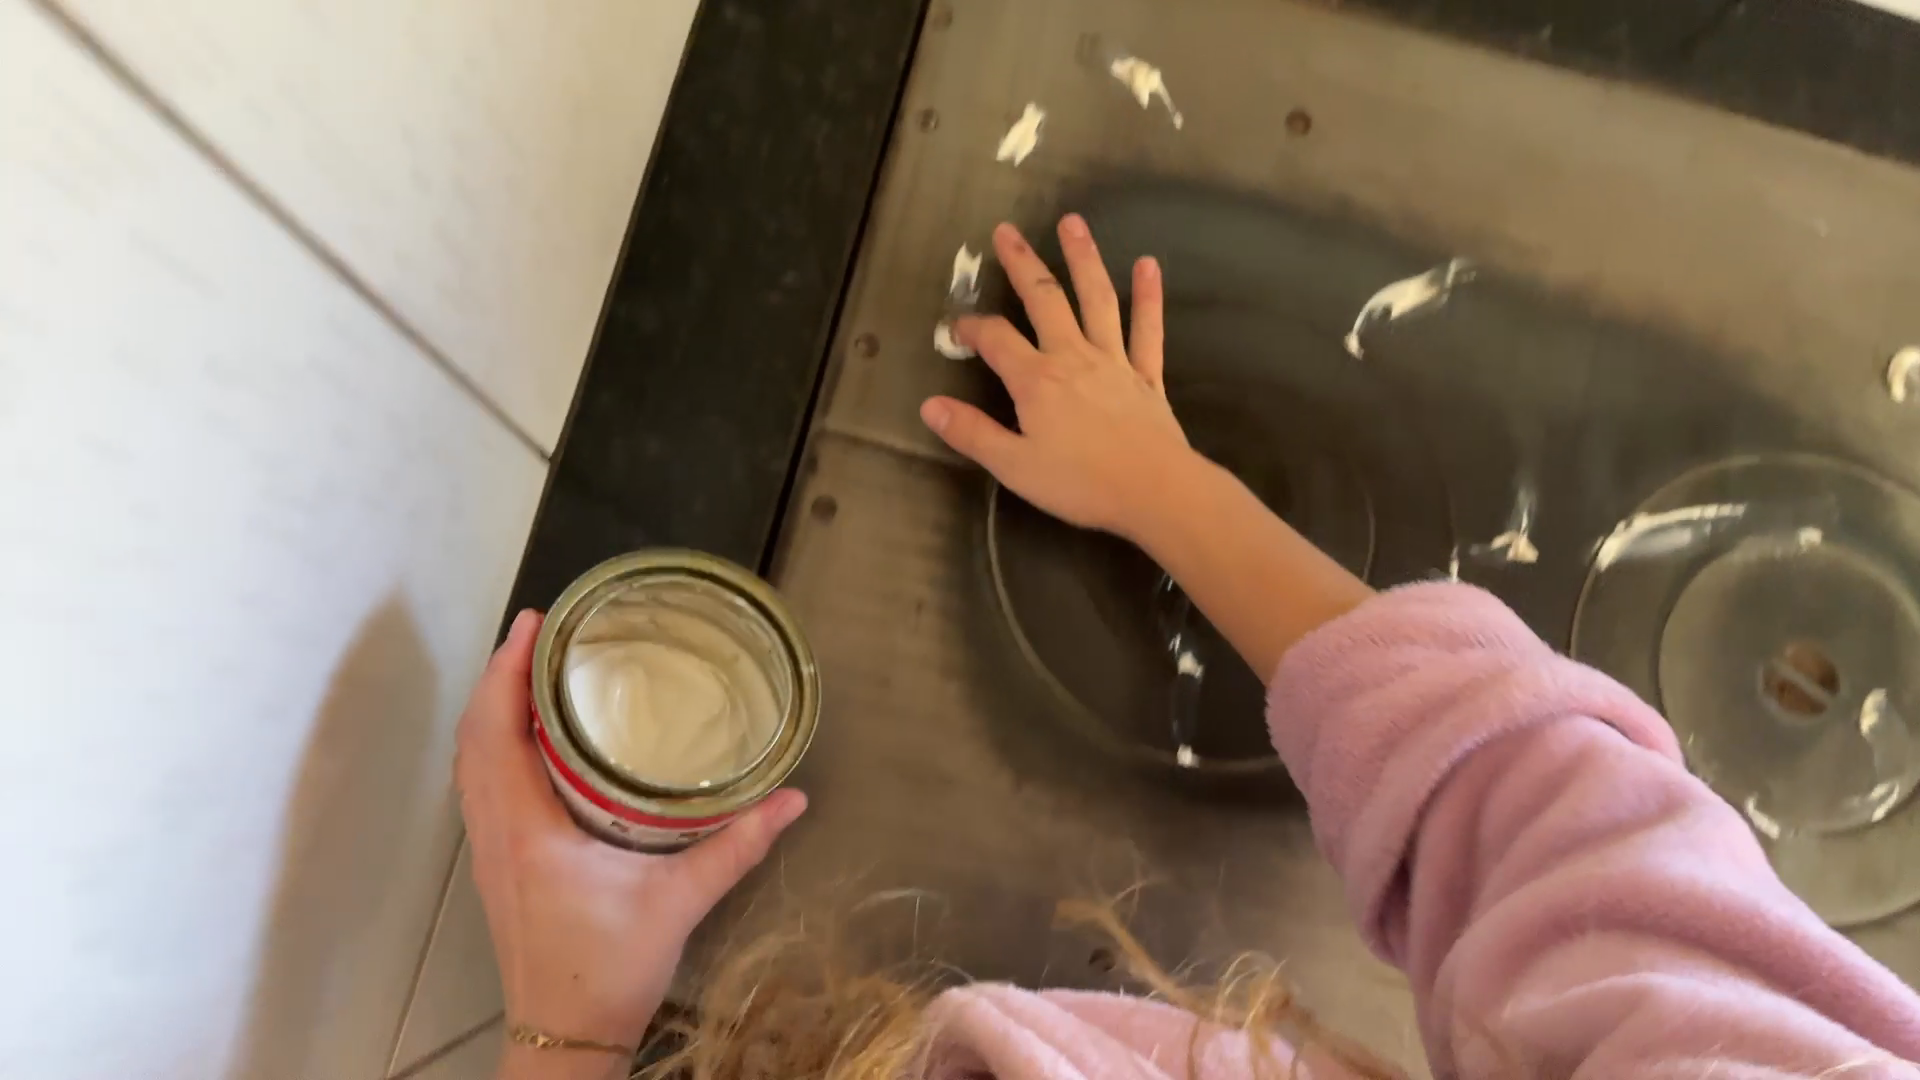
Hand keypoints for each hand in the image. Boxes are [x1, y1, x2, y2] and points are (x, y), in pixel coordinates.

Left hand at [454, 611, 807, 1077]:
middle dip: (499, 676)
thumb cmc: (612, 967)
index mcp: (528, 832)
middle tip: (541, 630)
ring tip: (533, 666)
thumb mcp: (681, 902)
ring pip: (471, 761)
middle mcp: (496, 833)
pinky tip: (533, 731)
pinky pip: (482, 783)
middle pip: (473, 739)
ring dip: (493, 707)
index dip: (506, 675)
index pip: (497, 737)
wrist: (564, 1038)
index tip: (534, 625)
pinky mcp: (499, 861)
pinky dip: (496, 741)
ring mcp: (490, 849)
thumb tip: (795, 797)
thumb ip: (738, 846)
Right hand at [920, 215, 1194, 541]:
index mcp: (1036, 380)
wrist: (1154, 491)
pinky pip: (1147, 329)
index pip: (996, 340)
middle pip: (1044, 300)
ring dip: (1082, 259)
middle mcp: (1073, 357)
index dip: (972, 328)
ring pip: (1097, 300)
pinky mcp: (1147, 375)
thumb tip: (930, 405)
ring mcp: (1114, 362)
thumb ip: (972, 433)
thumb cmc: (1080, 483)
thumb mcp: (1014, 466)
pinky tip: (1148, 264)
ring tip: (1073, 223)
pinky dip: (1148, 296)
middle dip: (1022, 264)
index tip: (957, 326)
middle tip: (1006, 230)